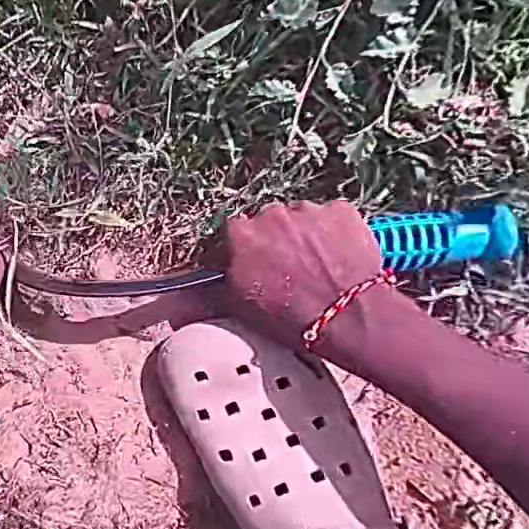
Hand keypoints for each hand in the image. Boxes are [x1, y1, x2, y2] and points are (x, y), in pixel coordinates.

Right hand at [219, 201, 392, 351]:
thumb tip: (182, 303)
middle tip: (284, 267)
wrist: (347, 317)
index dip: (242, 249)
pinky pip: (330, 217)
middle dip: (273, 239)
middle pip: (267, 221)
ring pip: (299, 217)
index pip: (233, 232)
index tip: (250, 262)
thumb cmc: (291, 315)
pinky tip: (334, 255)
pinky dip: (331, 231)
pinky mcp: (341, 212)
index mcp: (241, 235)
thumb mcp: (237, 306)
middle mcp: (272, 215)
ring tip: (313, 264)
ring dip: (302, 234)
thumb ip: (212, 289)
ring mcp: (309, 211)